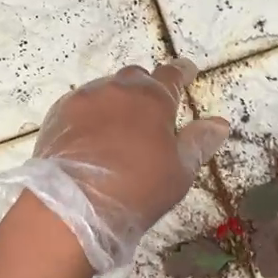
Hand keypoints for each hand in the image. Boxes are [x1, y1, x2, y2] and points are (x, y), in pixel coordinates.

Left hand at [0, 59, 230, 271]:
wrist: (74, 207)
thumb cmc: (137, 189)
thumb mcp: (179, 171)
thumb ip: (198, 142)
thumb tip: (220, 123)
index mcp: (151, 98)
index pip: (171, 75)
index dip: (181, 73)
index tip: (187, 70)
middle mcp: (116, 89)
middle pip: (135, 79)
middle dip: (145, 88)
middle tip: (151, 109)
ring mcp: (83, 99)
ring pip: (105, 90)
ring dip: (115, 102)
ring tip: (118, 127)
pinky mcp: (57, 115)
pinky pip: (80, 106)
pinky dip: (90, 115)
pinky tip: (90, 136)